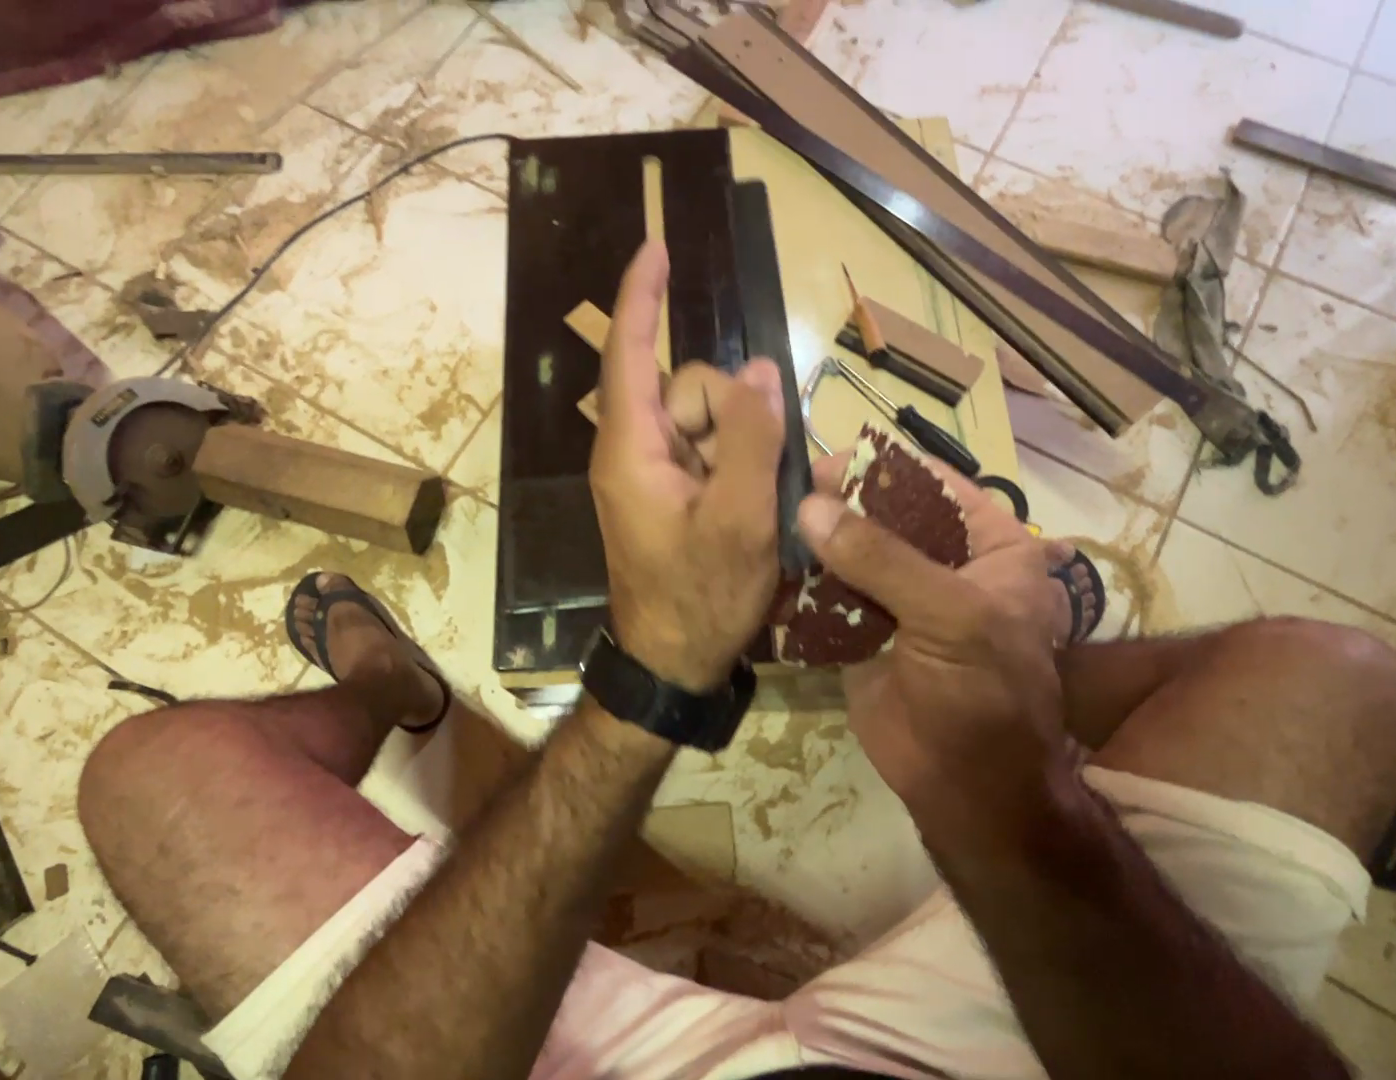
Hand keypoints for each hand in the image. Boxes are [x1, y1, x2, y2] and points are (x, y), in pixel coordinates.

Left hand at [591, 240, 786, 690]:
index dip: (641, 298)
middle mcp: (636, 450)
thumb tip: (760, 369)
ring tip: (765, 501)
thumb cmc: (699, 598)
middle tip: (757, 478)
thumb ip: (752, 440)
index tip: (656, 248)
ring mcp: (656, 472)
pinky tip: (765, 499)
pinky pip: (714, 449)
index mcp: (631, 449)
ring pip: (711, 417)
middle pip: (691, 385)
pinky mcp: (674, 492)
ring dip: (748, 442)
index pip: (630, 354)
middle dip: (735, 412)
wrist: (673, 662)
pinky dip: (744, 462)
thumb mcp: (740, 520)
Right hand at [799, 451, 1071, 822]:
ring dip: (809, 544)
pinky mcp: (859, 628)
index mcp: (987, 544)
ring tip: (765, 530)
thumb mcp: (949, 616)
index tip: (818, 463)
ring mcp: (897, 596)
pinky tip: (767, 574)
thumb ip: (883, 558)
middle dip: (833, 506)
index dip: (879, 468)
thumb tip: (809, 507)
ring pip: (848, 551)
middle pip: (881, 514)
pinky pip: (825, 594)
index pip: (931, 484)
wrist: (964, 785)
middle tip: (779, 496)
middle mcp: (942, 561)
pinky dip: (797, 585)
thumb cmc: (982, 693)